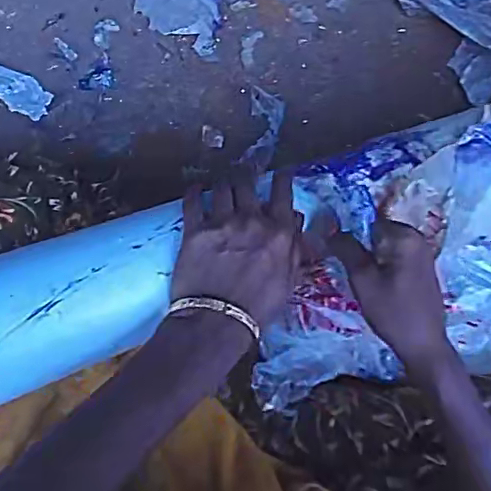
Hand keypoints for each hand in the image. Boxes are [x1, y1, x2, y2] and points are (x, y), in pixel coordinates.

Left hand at [173, 171, 306, 328]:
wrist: (218, 320)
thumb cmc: (259, 307)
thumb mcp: (289, 281)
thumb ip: (295, 250)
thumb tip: (297, 225)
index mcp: (278, 232)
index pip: (283, 193)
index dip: (282, 177)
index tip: (282, 169)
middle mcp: (252, 220)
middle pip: (249, 183)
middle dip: (248, 175)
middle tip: (246, 172)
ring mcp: (222, 222)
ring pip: (223, 187)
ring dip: (224, 182)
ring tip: (223, 181)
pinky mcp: (195, 230)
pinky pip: (193, 201)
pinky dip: (195, 192)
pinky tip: (195, 188)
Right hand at [324, 218, 455, 371]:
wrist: (423, 345)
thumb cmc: (392, 312)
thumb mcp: (363, 280)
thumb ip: (346, 249)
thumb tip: (330, 229)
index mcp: (406, 236)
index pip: (368, 221)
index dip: (350, 235)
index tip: (338, 253)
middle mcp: (419, 239)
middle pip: (378, 234)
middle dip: (361, 248)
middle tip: (349, 271)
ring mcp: (424, 255)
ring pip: (386, 248)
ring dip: (370, 260)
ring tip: (361, 281)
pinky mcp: (423, 271)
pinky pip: (396, 259)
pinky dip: (383, 268)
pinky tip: (377, 287)